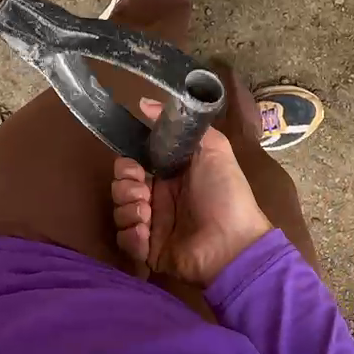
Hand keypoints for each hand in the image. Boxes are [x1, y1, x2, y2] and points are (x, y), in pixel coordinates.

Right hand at [111, 98, 272, 287]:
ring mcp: (152, 225)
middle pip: (121, 186)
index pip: (133, 163)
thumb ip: (180, 125)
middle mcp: (157, 198)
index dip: (127, 164)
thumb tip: (143, 102)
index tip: (136, 166)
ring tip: (147, 216)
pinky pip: (124, 241)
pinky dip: (131, 236)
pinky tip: (146, 236)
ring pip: (119, 211)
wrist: (234, 245)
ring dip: (128, 210)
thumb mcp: (213, 148)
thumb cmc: (225, 194)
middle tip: (142, 192)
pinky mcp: (149, 251)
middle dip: (124, 186)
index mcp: (169, 174)